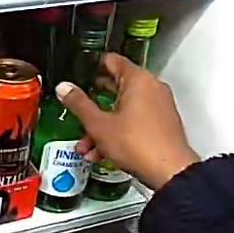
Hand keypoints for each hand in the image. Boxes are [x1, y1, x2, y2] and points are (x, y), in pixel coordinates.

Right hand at [54, 53, 200, 190]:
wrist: (169, 172)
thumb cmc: (138, 144)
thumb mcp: (99, 124)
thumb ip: (79, 104)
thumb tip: (64, 88)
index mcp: (138, 80)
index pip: (112, 61)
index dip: (93, 65)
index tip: (81, 70)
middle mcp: (152, 88)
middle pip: (117, 87)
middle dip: (94, 102)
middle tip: (79, 104)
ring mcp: (159, 106)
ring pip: (124, 109)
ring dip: (103, 124)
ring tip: (86, 144)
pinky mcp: (163, 124)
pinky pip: (136, 121)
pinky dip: (119, 132)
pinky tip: (102, 152)